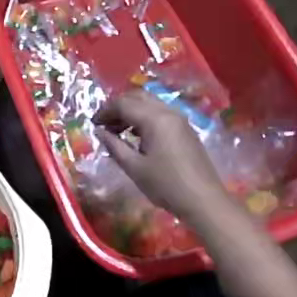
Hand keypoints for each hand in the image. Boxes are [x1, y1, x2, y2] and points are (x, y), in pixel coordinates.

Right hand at [93, 91, 232, 224]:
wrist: (203, 199)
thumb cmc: (165, 185)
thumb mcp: (134, 167)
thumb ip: (115, 146)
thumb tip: (100, 132)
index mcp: (154, 119)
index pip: (123, 103)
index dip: (105, 111)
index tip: (93, 124)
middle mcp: (168, 112)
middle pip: (138, 97)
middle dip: (118, 107)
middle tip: (105, 124)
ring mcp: (180, 119)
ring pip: (150, 104)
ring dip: (132, 111)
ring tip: (118, 131)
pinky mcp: (185, 129)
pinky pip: (161, 113)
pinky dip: (145, 117)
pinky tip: (138, 136)